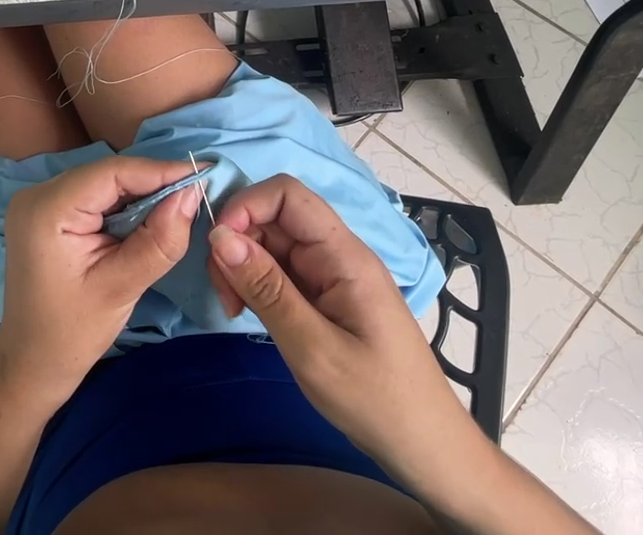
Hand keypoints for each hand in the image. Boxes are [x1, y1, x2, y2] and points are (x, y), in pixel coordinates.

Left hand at [0, 157, 202, 406]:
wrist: (32, 362)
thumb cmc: (73, 332)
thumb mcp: (122, 287)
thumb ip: (159, 240)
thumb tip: (192, 194)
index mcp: (46, 209)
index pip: (111, 173)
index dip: (160, 171)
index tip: (204, 175)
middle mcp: (36, 194)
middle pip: (106, 175)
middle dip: (153, 182)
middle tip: (198, 194)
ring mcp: (38, 202)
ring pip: (102, 184)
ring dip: (140, 194)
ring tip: (181, 205)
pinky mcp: (46, 213)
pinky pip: (92, 197)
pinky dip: (122, 205)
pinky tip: (148, 217)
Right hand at [204, 176, 479, 480]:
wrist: (425, 449)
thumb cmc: (376, 400)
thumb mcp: (312, 347)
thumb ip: (265, 288)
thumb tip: (219, 235)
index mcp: (344, 256)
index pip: (287, 194)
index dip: (245, 205)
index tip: (217, 246)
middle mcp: (336, 255)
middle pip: (272, 218)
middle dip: (235, 242)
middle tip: (222, 293)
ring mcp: (329, 275)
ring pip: (269, 244)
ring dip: (239, 266)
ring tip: (232, 308)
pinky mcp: (322, 296)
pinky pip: (277, 271)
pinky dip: (252, 284)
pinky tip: (244, 312)